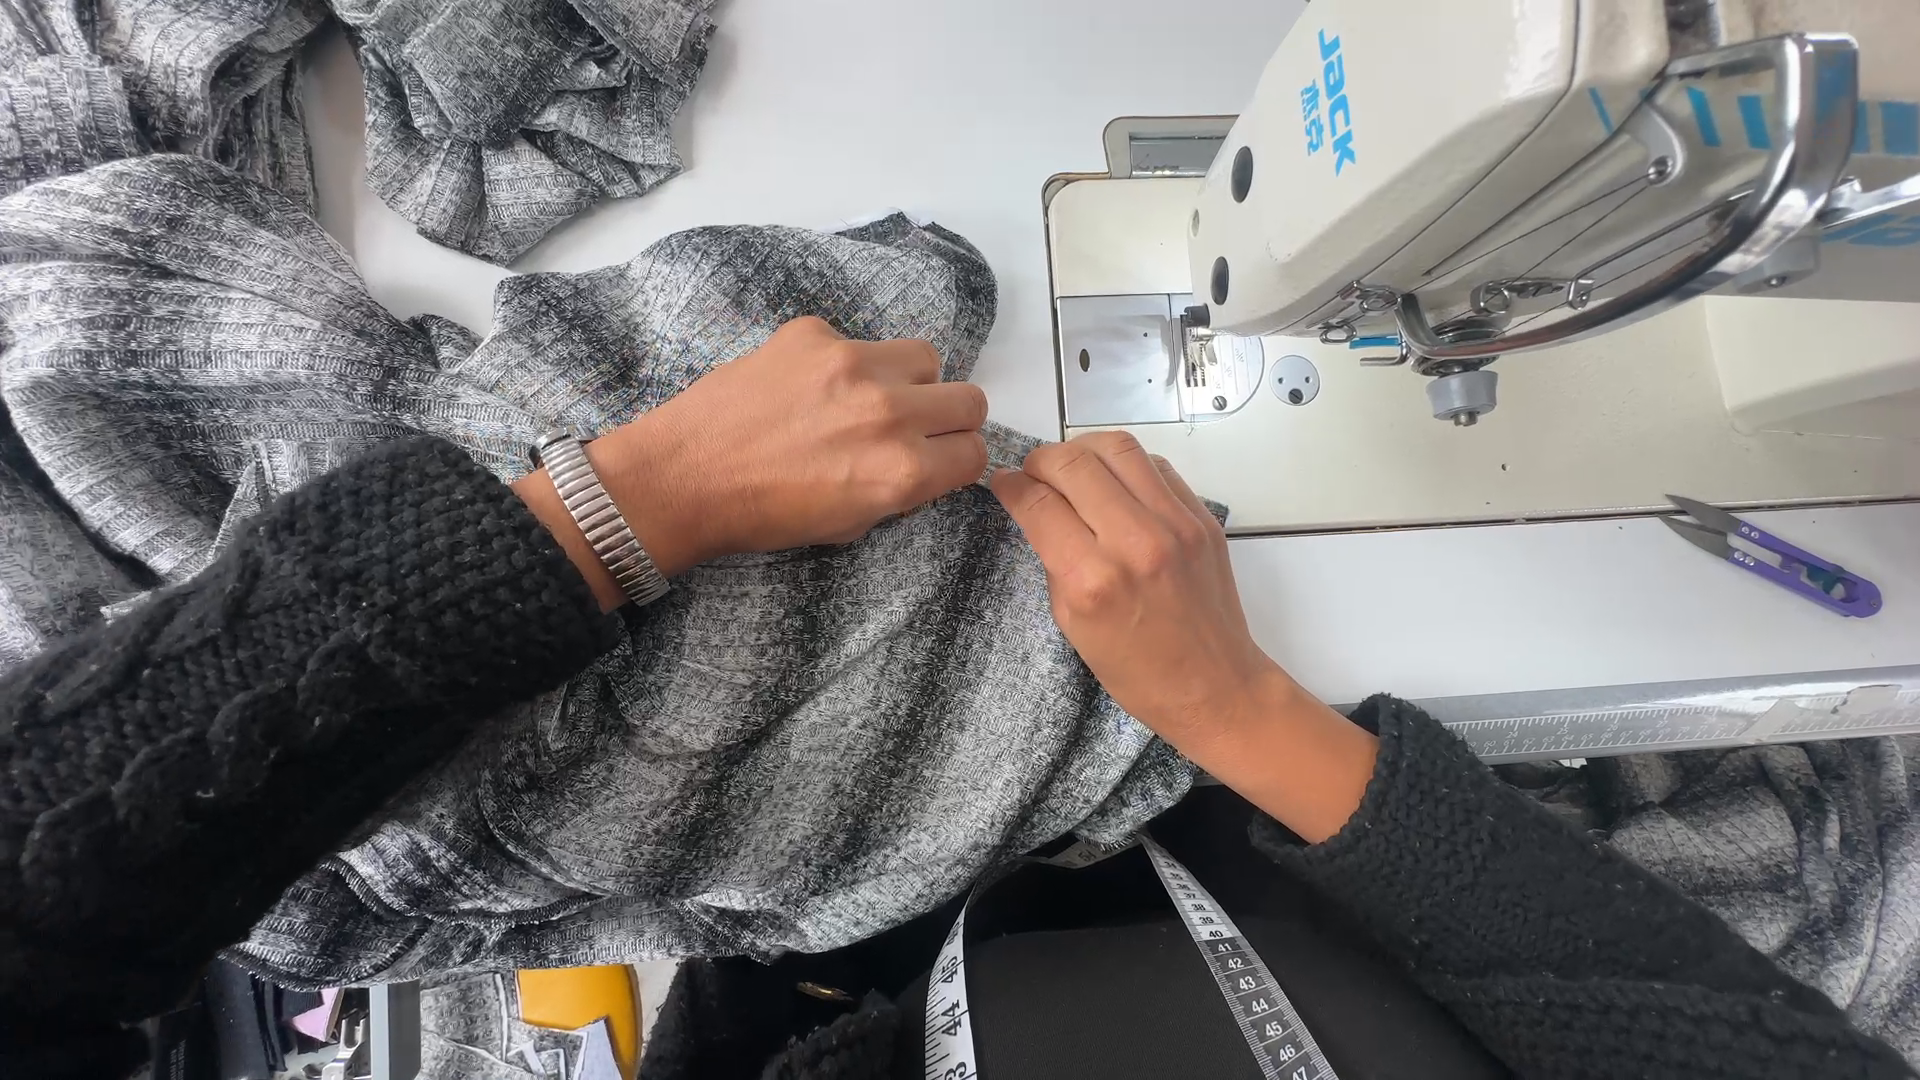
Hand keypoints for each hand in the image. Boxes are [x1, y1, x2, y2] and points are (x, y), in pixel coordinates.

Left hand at [516, 316, 988, 607]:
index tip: (940, 459)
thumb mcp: (851, 524)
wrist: (685, 478)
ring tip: (868, 398)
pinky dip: (847, 363)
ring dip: (910, 380)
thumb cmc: (766, 516)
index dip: (959, 459)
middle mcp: (890, 414)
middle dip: (951, 418)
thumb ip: (901, 490)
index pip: (975, 453)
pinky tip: (809, 386)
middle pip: (970, 399)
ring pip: (925, 357)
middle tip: (916, 427)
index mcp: (901, 473)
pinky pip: (860, 340)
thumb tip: (923, 460)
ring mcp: (852, 364)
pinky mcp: (813, 333)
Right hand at [989, 432, 1375, 841]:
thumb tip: (1038, 509)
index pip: (1038, 504)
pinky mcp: (1201, 516)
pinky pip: (1154, 464)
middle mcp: (1134, 541)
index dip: (1010, 486)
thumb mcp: (1072, 623)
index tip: (1003, 483)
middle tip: (1033, 474)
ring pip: (1116, 447)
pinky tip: (1112, 482)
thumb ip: (1054, 559)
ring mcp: (1175, 523)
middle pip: (1072, 463)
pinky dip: (1123, 464)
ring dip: (1081, 450)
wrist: (1215, 686)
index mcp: (1092, 580)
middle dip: (1040, 460)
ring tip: (1071, 468)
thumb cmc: (1135, 671)